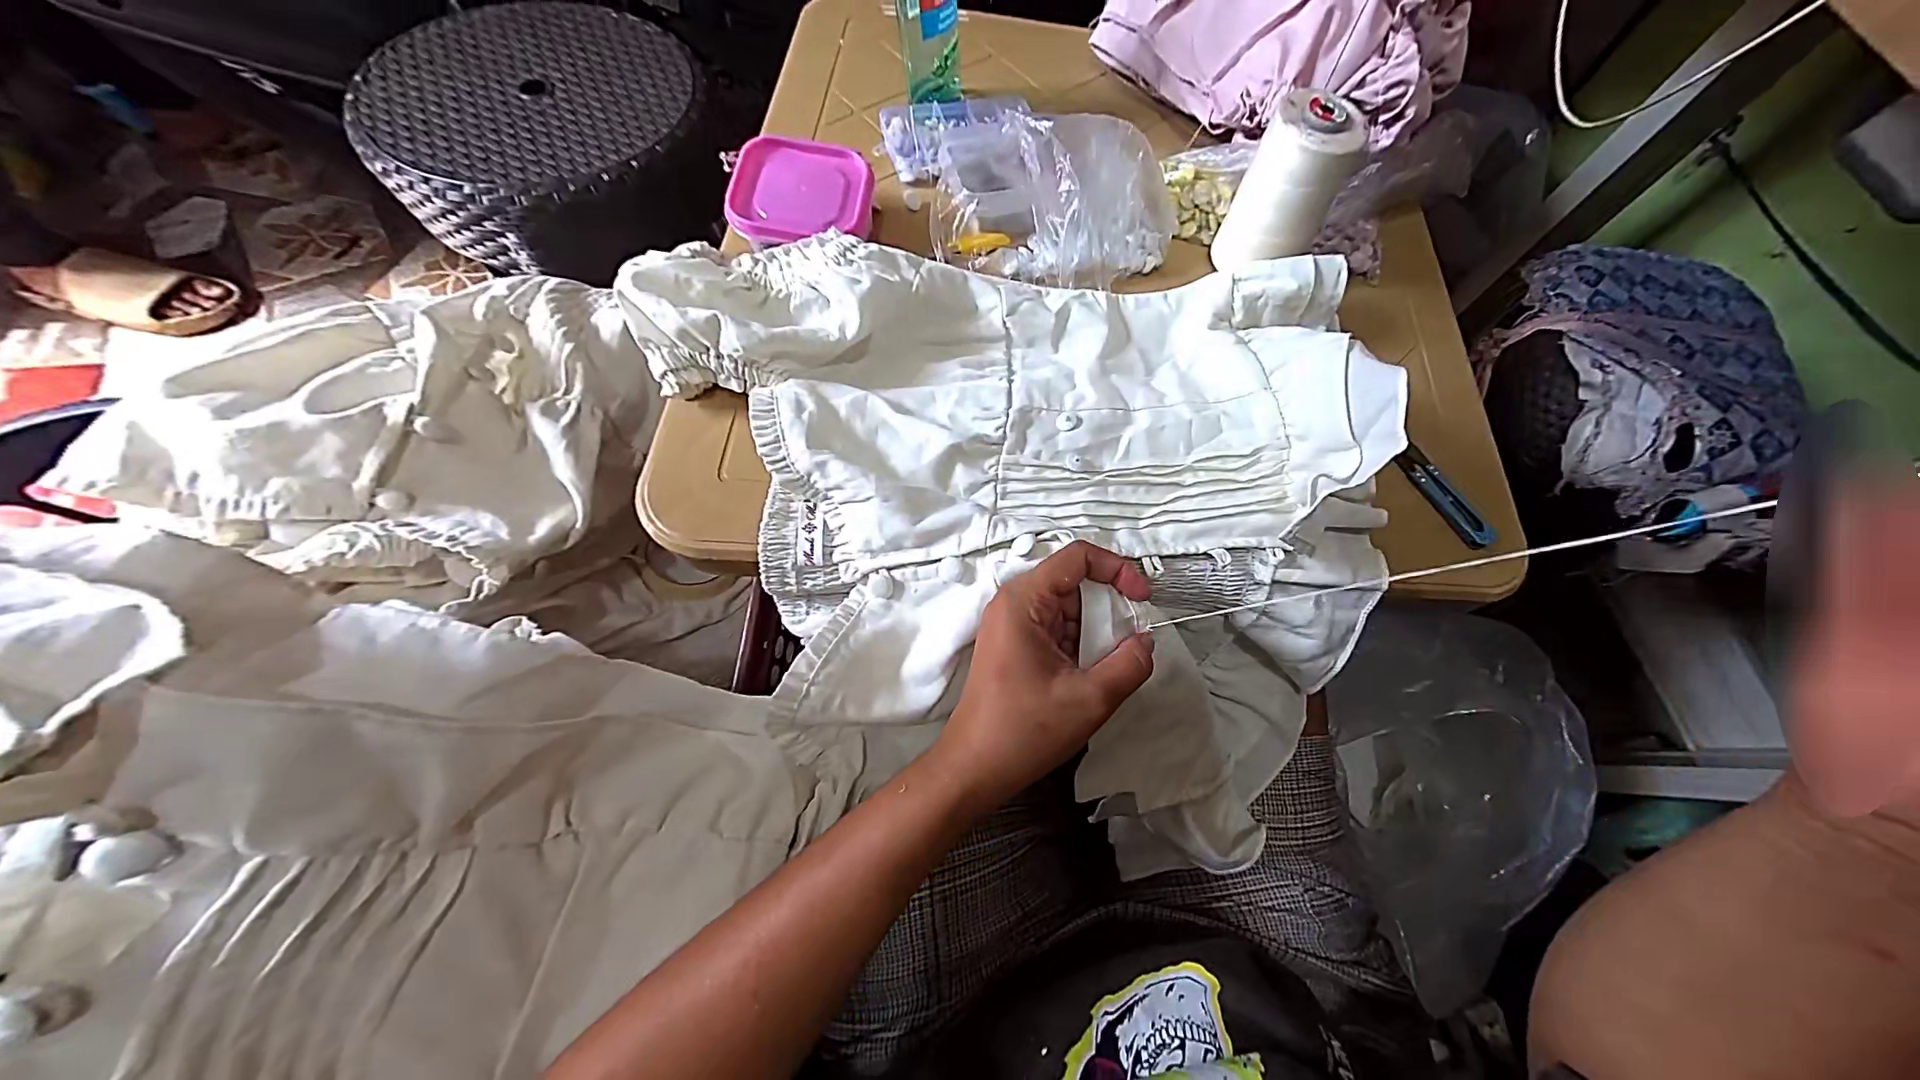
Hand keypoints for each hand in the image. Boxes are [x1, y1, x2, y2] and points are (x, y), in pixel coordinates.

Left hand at [923, 540, 1155, 812]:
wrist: (975, 766)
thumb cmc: (1022, 732)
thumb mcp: (1089, 699)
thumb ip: (1129, 663)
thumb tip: (1146, 641)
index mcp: (1023, 601)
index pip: (1078, 556)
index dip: (1117, 569)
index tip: (1142, 599)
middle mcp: (1014, 603)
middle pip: (1075, 582)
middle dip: (1110, 609)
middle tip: (1128, 644)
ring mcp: (1014, 624)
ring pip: (1070, 608)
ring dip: (1097, 631)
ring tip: (1106, 668)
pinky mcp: (1017, 645)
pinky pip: (1059, 629)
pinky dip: (1082, 645)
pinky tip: (1090, 675)